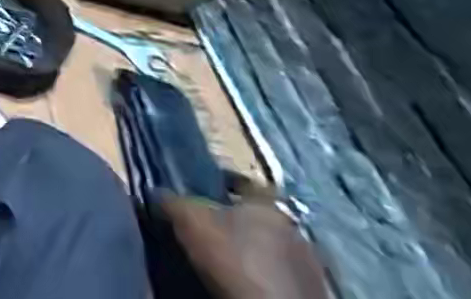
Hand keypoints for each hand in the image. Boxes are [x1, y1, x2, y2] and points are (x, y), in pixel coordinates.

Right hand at [159, 185, 329, 298]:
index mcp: (270, 207)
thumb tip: (159, 192)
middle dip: (234, 218)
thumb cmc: (233, 256)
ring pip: (270, 245)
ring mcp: (309, 266)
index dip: (221, 182)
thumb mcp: (187, 219)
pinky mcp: (312, 293)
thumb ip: (171, 200)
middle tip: (206, 222)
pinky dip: (260, 270)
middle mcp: (296, 231)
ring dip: (250, 247)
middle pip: (258, 216)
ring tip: (221, 253)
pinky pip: (278, 271)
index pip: (245, 183)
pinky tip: (240, 276)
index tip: (199, 187)